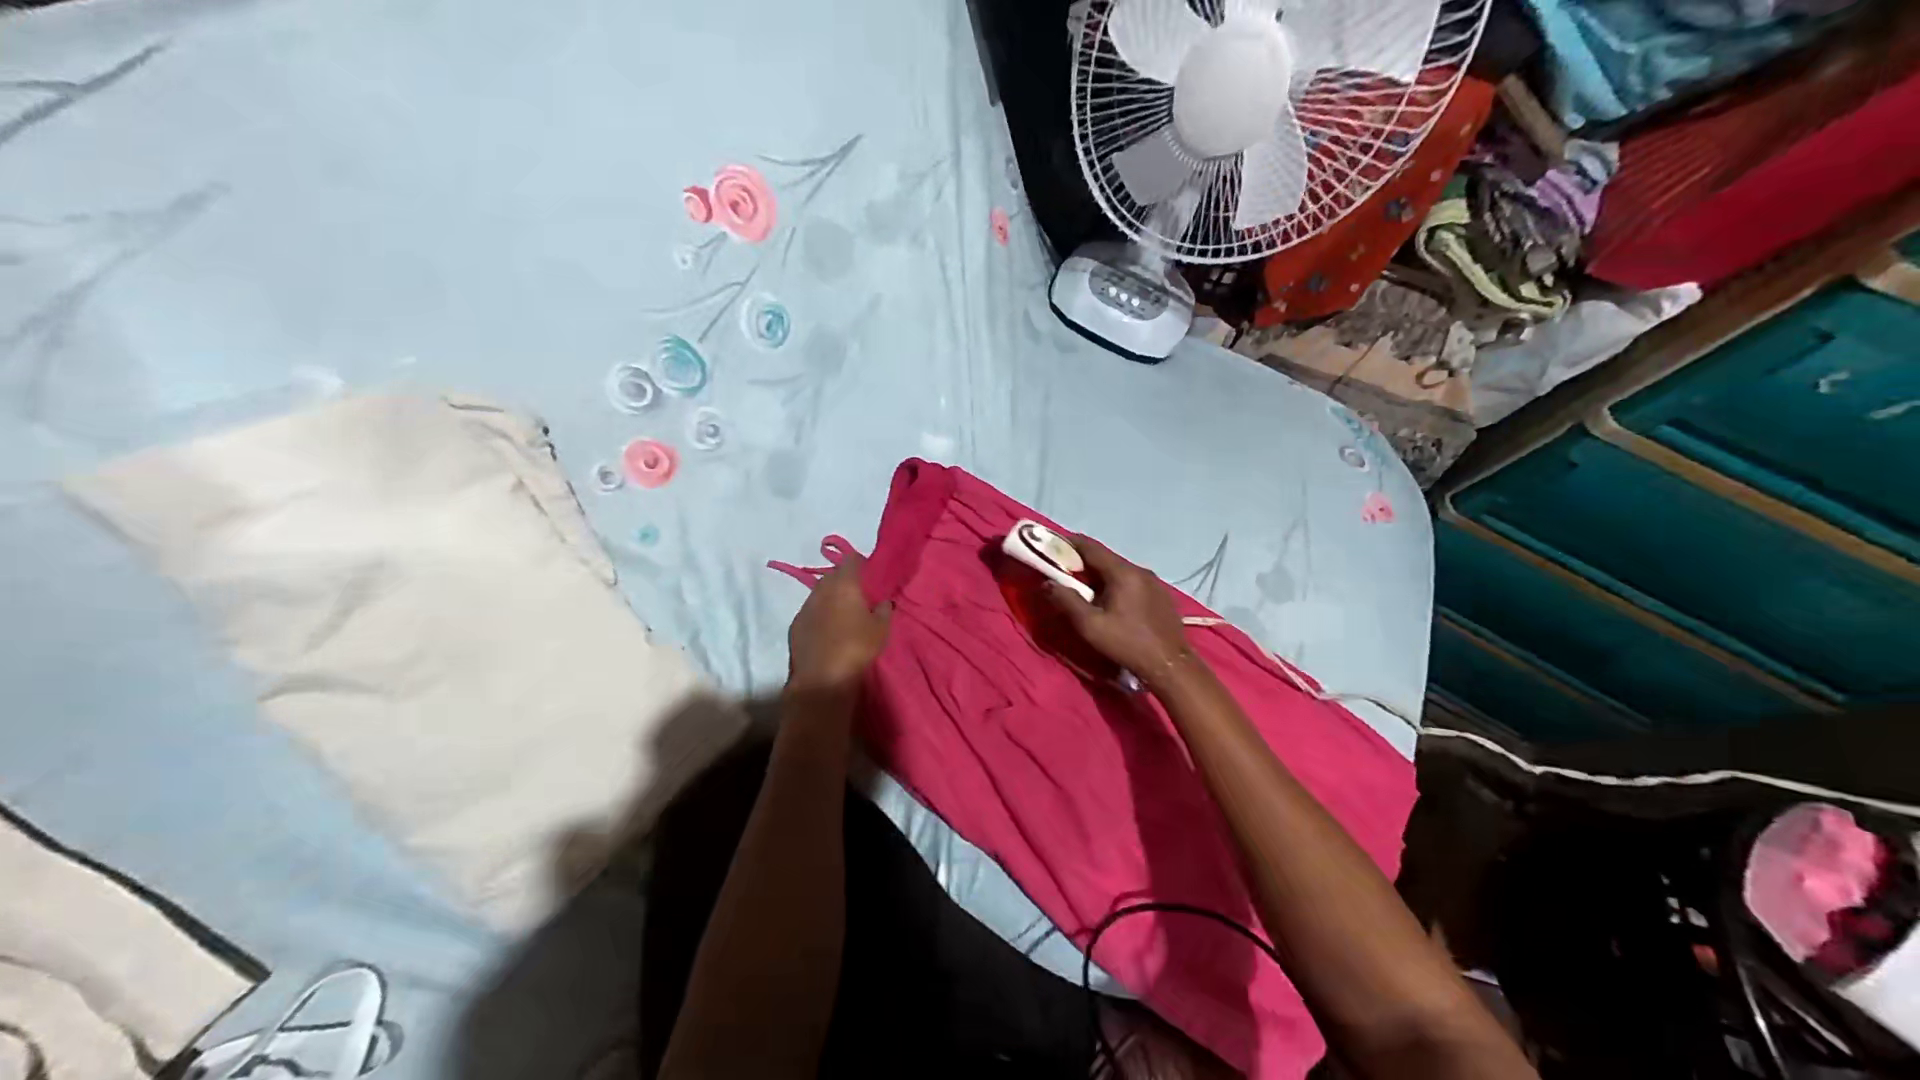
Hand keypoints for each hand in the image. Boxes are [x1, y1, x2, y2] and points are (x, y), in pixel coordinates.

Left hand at [787, 556, 891, 694]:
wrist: (822, 679)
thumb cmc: (857, 648)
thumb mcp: (881, 630)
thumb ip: (883, 610)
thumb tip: (883, 602)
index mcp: (844, 585)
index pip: (851, 560)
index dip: (861, 564)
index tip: (869, 574)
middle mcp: (821, 590)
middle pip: (833, 576)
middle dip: (844, 581)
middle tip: (858, 595)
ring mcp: (805, 607)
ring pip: (819, 594)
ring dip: (830, 598)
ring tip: (843, 615)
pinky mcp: (795, 625)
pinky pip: (810, 612)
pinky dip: (819, 615)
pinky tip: (827, 631)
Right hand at [1046, 535, 1195, 687]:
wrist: (1171, 665)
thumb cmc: (1127, 644)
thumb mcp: (1090, 626)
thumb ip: (1067, 601)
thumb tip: (1047, 583)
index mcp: (1123, 572)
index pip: (1091, 547)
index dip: (1069, 543)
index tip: (1053, 546)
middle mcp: (1140, 570)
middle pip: (1106, 558)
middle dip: (1083, 562)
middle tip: (1065, 572)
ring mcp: (1154, 582)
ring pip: (1120, 570)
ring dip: (1101, 575)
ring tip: (1086, 589)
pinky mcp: (1161, 595)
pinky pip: (1133, 581)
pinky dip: (1117, 584)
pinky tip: (1112, 602)